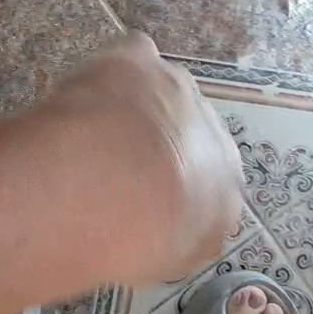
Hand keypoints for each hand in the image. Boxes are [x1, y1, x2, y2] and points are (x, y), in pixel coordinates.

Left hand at [29, 32, 242, 286]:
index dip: (173, 185)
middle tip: (114, 161)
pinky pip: (133, 53)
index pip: (209, 183)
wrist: (109, 189)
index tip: (142, 194)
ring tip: (92, 127)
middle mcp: (214, 133)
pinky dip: (114, 66)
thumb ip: (173, 238)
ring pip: (161, 89)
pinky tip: (86, 91)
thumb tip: (160, 231)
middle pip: (189, 129)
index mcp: (226, 189)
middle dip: (157, 139)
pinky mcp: (141, 60)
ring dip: (135, 103)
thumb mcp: (165, 260)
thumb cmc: (136, 238)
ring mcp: (178, 90)